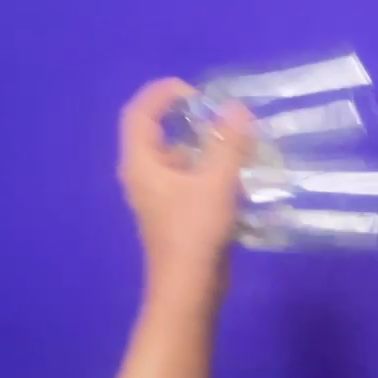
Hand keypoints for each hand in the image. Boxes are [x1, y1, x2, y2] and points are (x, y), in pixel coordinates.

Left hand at [118, 79, 255, 304]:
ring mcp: (160, 197)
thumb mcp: (217, 182)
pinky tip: (238, 176)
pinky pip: (190, 179)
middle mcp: (144, 176)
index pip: (140, 114)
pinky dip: (209, 170)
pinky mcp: (177, 214)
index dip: (162, 94)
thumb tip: (237, 108)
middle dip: (189, 119)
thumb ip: (229, 143)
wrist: (190, 286)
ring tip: (237, 144)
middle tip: (222, 116)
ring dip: (203, 146)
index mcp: (142, 164)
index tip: (197, 91)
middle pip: (158, 134)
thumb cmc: (196, 232)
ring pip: (177, 159)